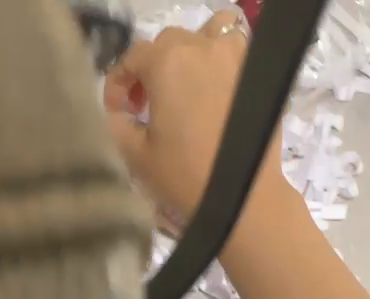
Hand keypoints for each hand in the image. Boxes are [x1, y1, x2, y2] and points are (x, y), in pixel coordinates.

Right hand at [102, 8, 259, 228]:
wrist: (237, 192)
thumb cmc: (182, 175)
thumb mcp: (136, 155)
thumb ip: (116, 126)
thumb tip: (113, 113)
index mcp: (167, 62)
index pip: (133, 56)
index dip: (117, 83)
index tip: (117, 112)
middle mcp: (202, 46)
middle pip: (167, 43)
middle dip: (150, 70)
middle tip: (145, 107)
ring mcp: (234, 54)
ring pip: (205, 35)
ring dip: (188, 56)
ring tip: (183, 89)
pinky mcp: (256, 71)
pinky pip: (233, 49)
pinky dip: (218, 61)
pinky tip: (211, 93)